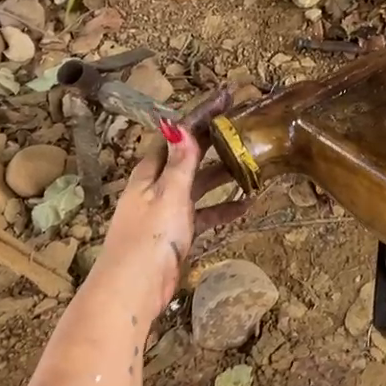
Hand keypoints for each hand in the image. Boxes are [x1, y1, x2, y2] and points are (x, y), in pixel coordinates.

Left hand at [85, 92, 248, 319]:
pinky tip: (246, 206)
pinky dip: (224, 209)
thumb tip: (182, 126)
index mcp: (150, 171)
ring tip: (252, 163)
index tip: (227, 95)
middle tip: (245, 122)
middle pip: (190, 154)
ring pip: (200, 183)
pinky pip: (205, 213)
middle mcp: (157, 185)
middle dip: (216, 138)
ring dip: (223, 174)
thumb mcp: (169, 194)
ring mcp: (167, 210)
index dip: (202, 113)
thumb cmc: (150, 238)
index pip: (179, 133)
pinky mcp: (177, 233)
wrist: (132, 290)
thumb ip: (181, 163)